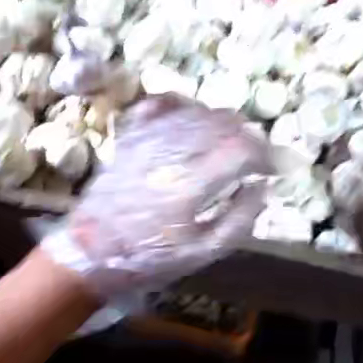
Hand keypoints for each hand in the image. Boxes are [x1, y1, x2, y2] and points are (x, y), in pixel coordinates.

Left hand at [41, 96, 271, 297]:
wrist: (89, 254)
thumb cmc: (149, 259)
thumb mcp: (202, 254)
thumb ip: (238, 221)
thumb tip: (261, 188)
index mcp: (191, 186)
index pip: (240, 151)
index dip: (265, 155)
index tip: (273, 169)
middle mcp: (170, 154)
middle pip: (223, 124)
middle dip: (249, 136)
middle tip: (258, 156)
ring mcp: (147, 142)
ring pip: (196, 112)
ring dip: (223, 121)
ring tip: (234, 139)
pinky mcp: (130, 139)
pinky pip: (158, 105)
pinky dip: (182, 103)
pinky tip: (194, 114)